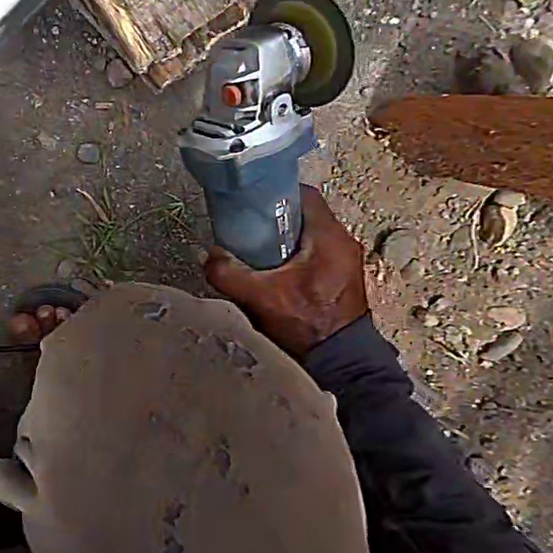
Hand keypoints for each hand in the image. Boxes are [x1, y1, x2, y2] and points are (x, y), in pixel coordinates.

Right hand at [203, 185, 367, 357]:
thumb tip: (209, 255)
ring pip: (305, 233)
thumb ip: (226, 272)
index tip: (247, 199)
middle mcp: (342, 243)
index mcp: (329, 238)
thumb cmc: (304, 322)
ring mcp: (343, 261)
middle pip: (302, 214)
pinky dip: (287, 252)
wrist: (339, 361)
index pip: (303, 195)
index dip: (274, 191)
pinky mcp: (338, 276)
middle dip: (271, 216)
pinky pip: (309, 251)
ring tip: (249, 246)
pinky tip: (265, 267)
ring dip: (279, 236)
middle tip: (241, 224)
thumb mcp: (256, 296)